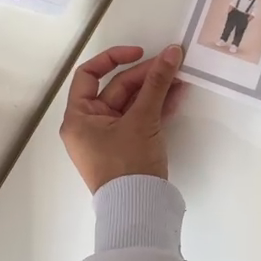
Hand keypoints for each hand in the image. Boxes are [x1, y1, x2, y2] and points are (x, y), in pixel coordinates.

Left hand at [60, 45, 186, 192]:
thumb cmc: (127, 163)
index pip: (89, 75)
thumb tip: (171, 51)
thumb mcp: (142, 119)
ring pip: (133, 102)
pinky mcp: (127, 145)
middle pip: (117, 87)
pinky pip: (140, 118)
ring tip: (181, 78)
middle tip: (172, 64)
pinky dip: (157, 107)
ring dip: (156, 89)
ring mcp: (109, 136)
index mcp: (79, 117)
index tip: (139, 53)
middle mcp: (90, 124)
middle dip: (147, 75)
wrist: (138, 209)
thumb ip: (157, 82)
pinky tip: (177, 97)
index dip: (113, 58)